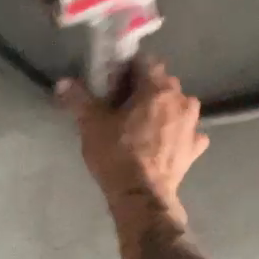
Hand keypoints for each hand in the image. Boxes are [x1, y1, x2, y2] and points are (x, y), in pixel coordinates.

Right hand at [57, 56, 208, 224]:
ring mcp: (193, 125)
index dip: (126, 69)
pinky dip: (174, 133)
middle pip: (161, 83)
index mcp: (158, 88)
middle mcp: (182, 100)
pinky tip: (160, 143)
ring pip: (175, 106)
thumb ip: (78, 99)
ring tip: (140, 125)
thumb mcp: (91, 124)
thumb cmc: (117, 154)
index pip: (144, 61)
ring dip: (161, 109)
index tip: (110, 83)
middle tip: (120, 105)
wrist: (142, 197)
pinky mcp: (195, 148)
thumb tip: (63, 83)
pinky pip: (185, 132)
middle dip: (143, 89)